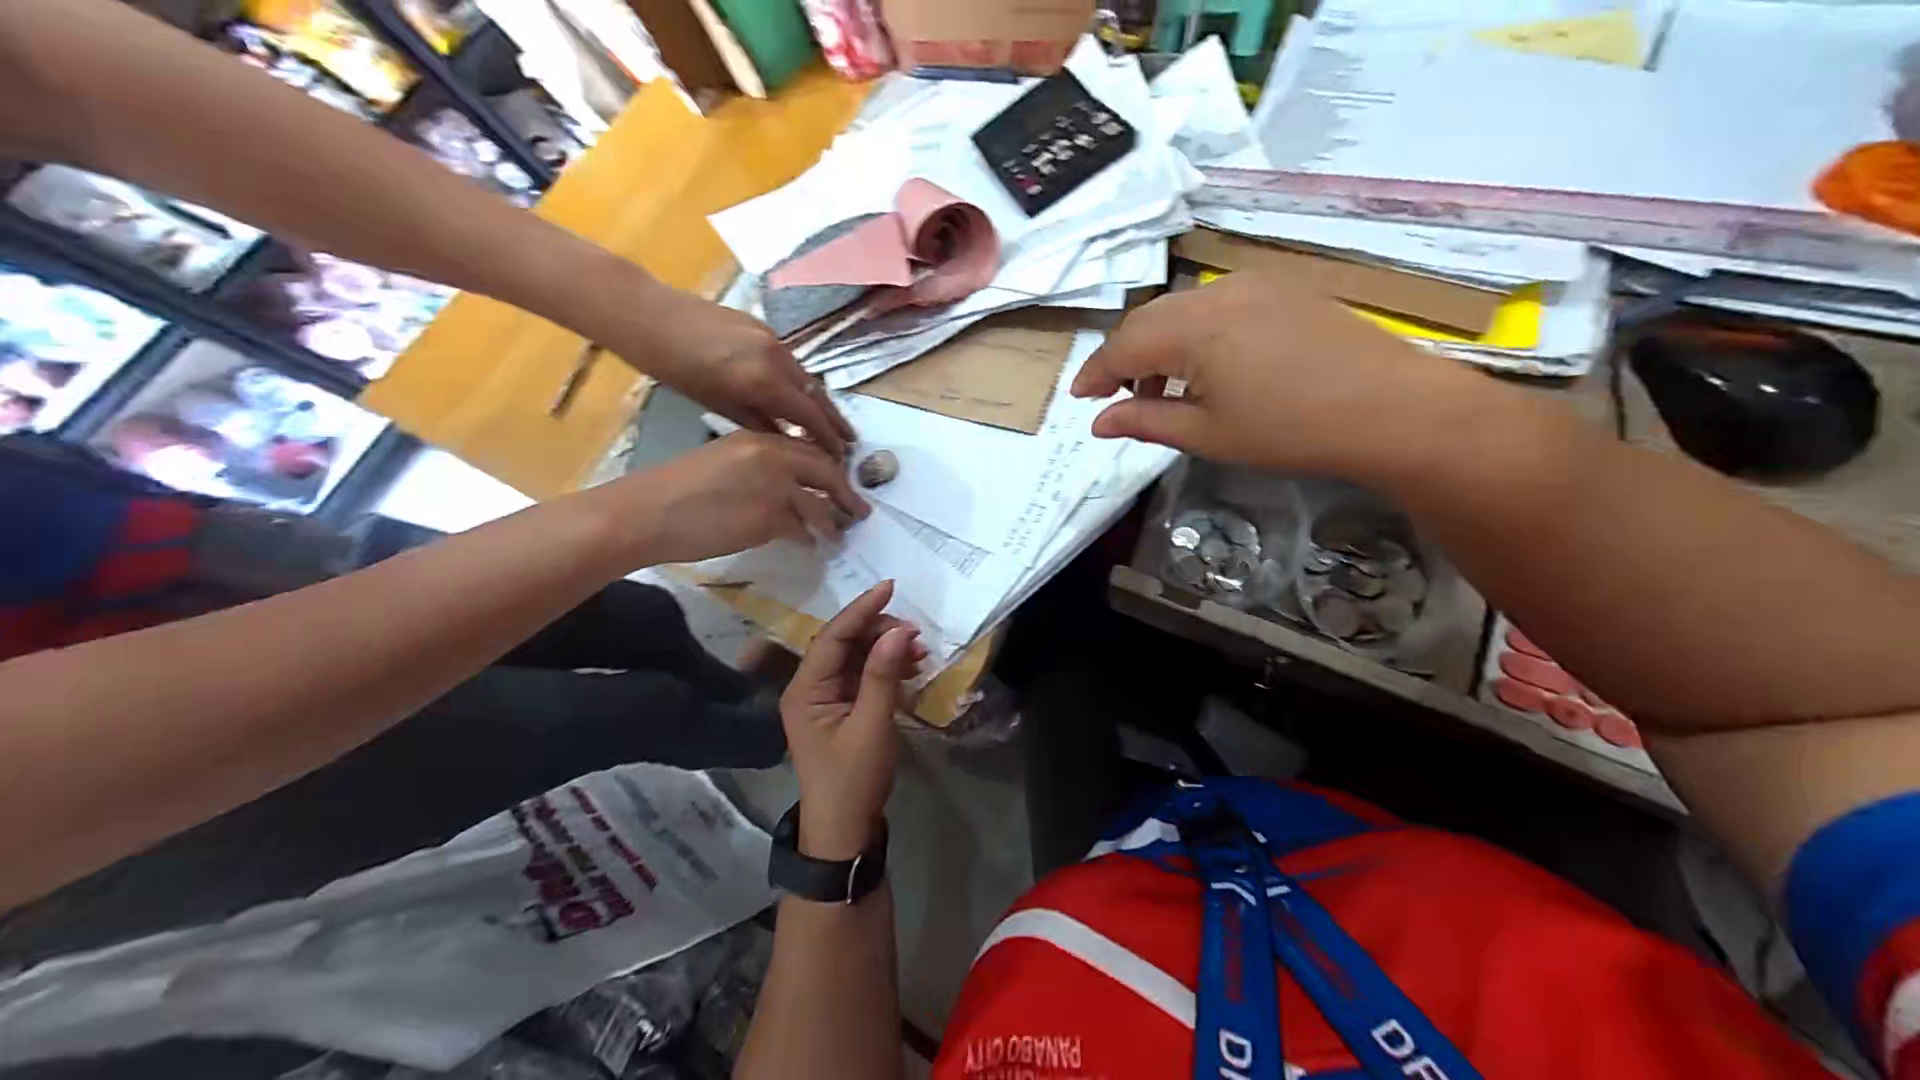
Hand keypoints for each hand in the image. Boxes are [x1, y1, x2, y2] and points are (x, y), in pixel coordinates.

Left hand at [605, 286, 856, 459]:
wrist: (649, 315)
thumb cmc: (674, 369)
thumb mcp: (716, 404)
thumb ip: (758, 422)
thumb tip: (789, 441)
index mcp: (762, 380)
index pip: (810, 415)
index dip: (828, 438)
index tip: (841, 457)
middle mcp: (776, 356)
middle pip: (816, 394)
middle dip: (834, 421)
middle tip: (849, 444)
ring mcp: (772, 338)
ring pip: (805, 376)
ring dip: (818, 402)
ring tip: (828, 424)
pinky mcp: (763, 327)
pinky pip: (790, 361)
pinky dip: (799, 382)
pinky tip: (797, 395)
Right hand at [613, 432, 869, 564]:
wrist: (649, 513)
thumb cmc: (676, 490)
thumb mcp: (722, 462)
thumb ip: (757, 466)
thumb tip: (785, 484)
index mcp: (758, 439)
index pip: (808, 447)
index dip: (831, 464)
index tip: (843, 477)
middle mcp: (773, 457)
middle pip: (826, 470)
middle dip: (847, 491)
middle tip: (860, 508)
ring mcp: (775, 487)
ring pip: (820, 504)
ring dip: (834, 521)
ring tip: (840, 534)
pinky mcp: (771, 519)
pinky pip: (803, 530)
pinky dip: (810, 539)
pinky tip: (810, 546)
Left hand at [780, 581, 927, 859]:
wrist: (844, 830)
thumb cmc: (853, 778)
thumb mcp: (872, 725)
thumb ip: (883, 675)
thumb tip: (899, 631)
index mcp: (805, 689)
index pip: (832, 637)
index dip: (861, 610)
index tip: (889, 588)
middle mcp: (809, 688)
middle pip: (843, 643)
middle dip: (878, 632)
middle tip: (914, 632)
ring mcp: (824, 699)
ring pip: (854, 658)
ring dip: (885, 650)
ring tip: (919, 650)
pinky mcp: (840, 709)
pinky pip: (862, 676)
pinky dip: (885, 668)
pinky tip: (910, 667)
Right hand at [1070, 271, 1486, 477]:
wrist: (1392, 409)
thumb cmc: (1290, 430)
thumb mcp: (1207, 434)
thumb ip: (1145, 421)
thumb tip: (1099, 422)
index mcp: (1194, 329)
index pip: (1124, 346)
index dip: (1097, 372)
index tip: (1080, 398)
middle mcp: (1218, 293)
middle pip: (1149, 320)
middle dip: (1125, 359)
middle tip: (1118, 398)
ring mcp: (1254, 285)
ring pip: (1183, 310)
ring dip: (1160, 347)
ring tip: (1164, 392)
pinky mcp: (1282, 289)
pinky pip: (1217, 306)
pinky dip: (1195, 335)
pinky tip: (1206, 369)